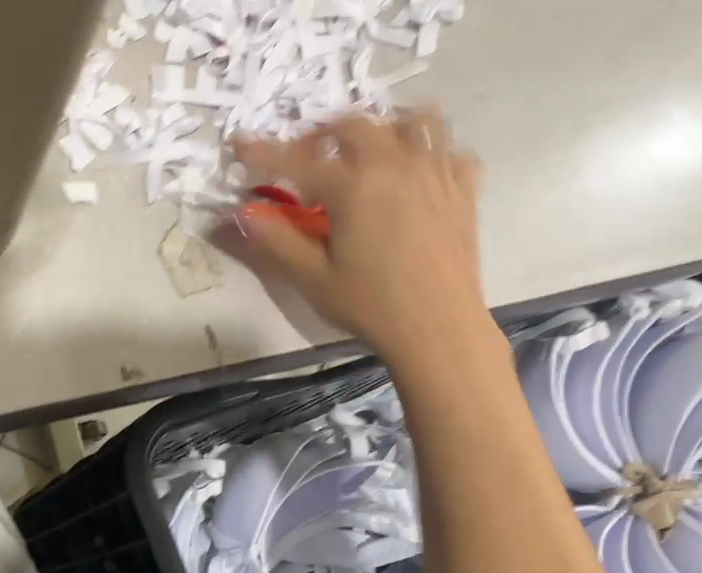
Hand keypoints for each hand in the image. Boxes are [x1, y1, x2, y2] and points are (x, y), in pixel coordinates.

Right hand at [232, 110, 488, 360]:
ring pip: (414, 120)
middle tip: (304, 156)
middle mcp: (398, 164)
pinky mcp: (463, 186)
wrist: (436, 324)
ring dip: (383, 125)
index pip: (298, 161)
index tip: (238, 144)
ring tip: (365, 148)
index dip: (264, 152)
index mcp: (355, 186)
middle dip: (323, 133)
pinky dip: (427, 149)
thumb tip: (244, 212)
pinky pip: (448, 147)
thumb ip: (277, 240)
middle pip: (357, 125)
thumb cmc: (368, 304)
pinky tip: (413, 172)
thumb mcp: (311, 277)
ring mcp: (437, 170)